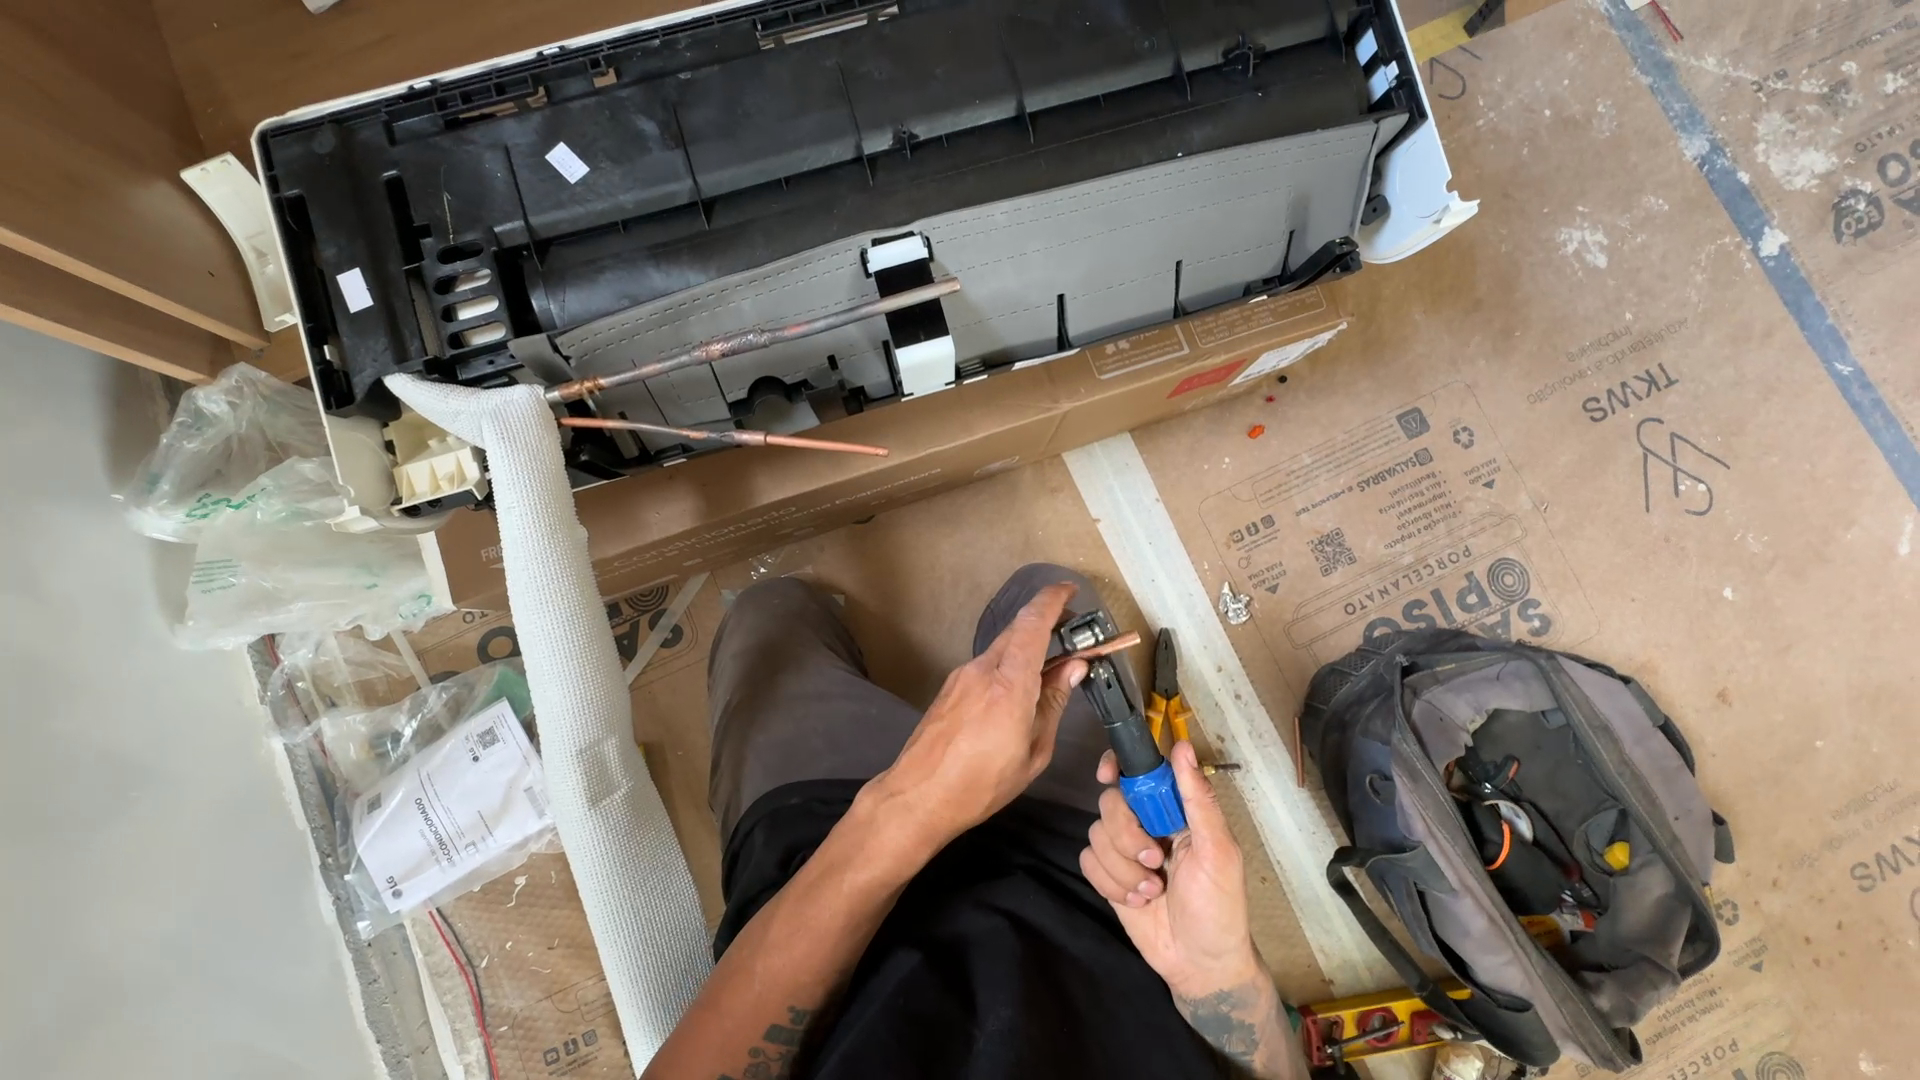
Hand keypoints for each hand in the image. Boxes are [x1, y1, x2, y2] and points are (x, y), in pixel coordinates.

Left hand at [867, 583, 1088, 851]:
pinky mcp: (951, 687)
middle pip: (1018, 629)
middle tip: (1073, 636)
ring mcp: (962, 675)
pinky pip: (987, 665)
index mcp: (1009, 684)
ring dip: (1028, 648)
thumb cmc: (982, 784)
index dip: (1053, 600)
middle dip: (1047, 623)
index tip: (1071, 590)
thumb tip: (1073, 668)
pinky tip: (1018, 692)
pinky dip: (1009, 666)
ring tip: (1050, 673)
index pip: (1033, 623)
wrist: (918, 796)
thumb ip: (1054, 704)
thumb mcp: (1033, 751)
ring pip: (1002, 647)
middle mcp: (983, 669)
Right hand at [1079, 740, 1263, 997]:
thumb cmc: (1219, 906)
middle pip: (1109, 803)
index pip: (1138, 772)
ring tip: (1152, 891)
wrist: (1200, 965)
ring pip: (1096, 833)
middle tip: (1155, 859)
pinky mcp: (1108, 877)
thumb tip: (1181, 747)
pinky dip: (1110, 883)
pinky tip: (1136, 901)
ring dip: (1123, 868)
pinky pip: (1088, 860)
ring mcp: (1124, 851)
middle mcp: (1145, 824)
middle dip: (1127, 834)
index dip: (1118, 766)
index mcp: (1174, 810)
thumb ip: (1197, 800)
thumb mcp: (1219, 852)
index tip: (1108, 775)